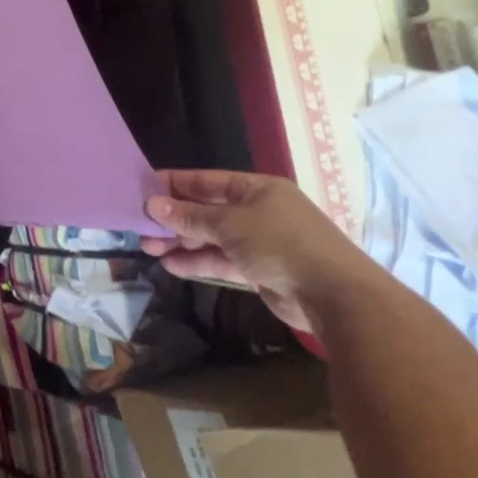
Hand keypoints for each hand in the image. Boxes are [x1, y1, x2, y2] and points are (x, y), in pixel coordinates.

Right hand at [141, 169, 382, 333]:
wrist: (337, 297)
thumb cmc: (281, 244)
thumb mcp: (229, 223)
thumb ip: (188, 215)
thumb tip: (151, 204)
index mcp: (257, 189)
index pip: (205, 181)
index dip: (173, 184)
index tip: (140, 190)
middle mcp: (259, 212)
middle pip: (206, 210)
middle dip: (173, 218)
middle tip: (140, 225)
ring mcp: (261, 242)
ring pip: (211, 237)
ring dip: (181, 242)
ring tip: (149, 248)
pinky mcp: (261, 270)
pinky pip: (222, 260)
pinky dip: (198, 262)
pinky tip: (172, 265)